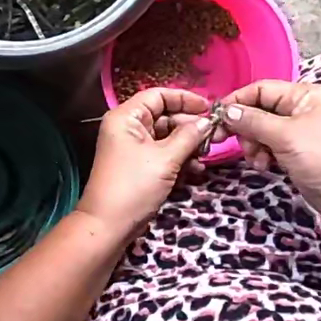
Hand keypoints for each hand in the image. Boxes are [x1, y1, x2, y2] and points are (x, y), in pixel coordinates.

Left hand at [76, 88, 214, 235]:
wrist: (108, 224)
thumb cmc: (134, 186)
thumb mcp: (165, 159)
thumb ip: (188, 137)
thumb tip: (207, 121)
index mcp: (126, 117)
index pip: (158, 95)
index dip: (184, 99)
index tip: (209, 108)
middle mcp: (127, 127)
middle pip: (164, 115)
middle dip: (189, 126)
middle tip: (212, 137)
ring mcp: (132, 147)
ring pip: (166, 137)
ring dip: (187, 145)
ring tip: (205, 156)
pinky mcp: (139, 166)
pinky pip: (162, 154)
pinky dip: (178, 159)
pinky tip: (196, 170)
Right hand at [218, 80, 320, 219]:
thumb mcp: (286, 135)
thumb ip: (253, 120)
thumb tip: (225, 110)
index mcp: (305, 95)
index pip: (261, 89)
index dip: (238, 101)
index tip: (217, 117)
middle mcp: (302, 109)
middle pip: (259, 110)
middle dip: (245, 127)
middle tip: (230, 142)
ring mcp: (299, 131)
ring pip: (261, 130)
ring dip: (253, 144)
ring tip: (257, 159)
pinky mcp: (296, 152)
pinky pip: (269, 146)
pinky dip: (262, 154)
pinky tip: (264, 165)